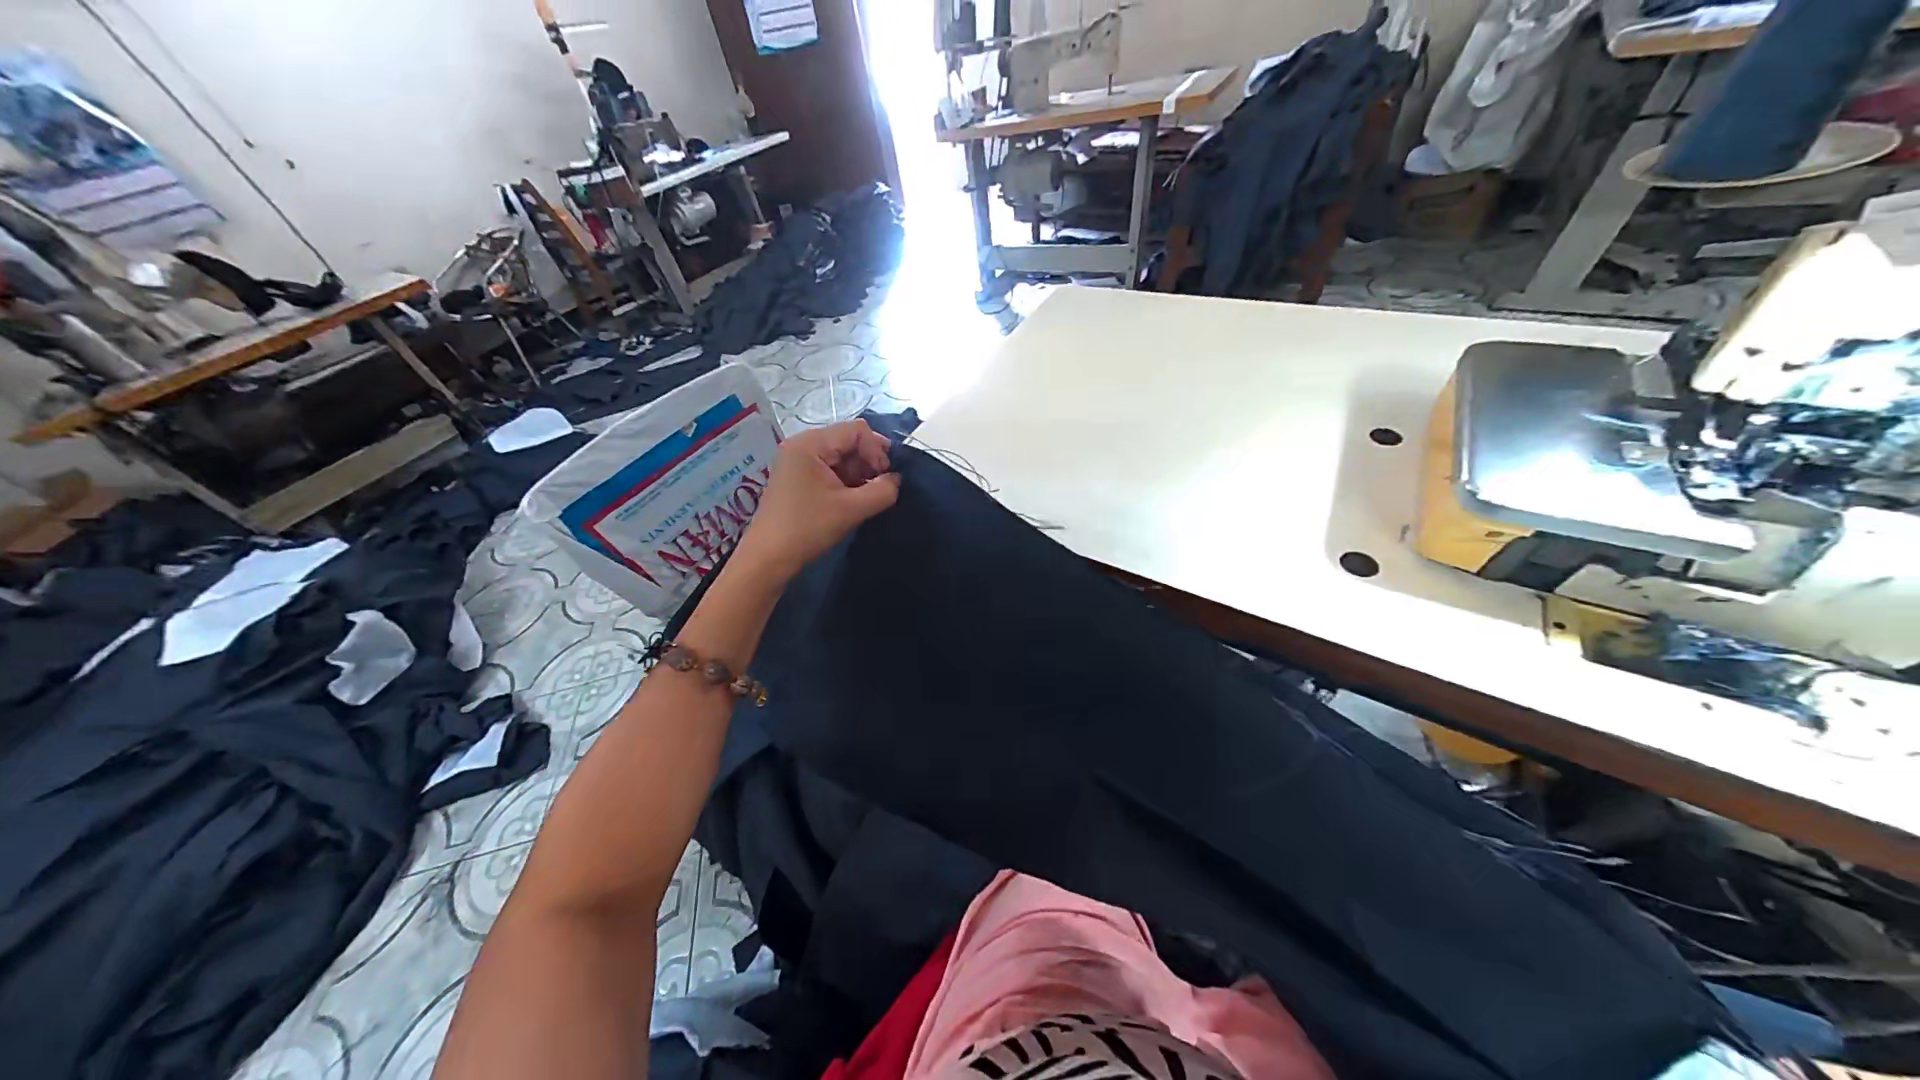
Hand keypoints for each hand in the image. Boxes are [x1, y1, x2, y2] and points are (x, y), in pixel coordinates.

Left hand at [731, 420, 900, 585]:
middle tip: (879, 488)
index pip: (857, 430)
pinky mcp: (797, 477)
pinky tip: (852, 499)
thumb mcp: (852, 509)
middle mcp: (801, 445)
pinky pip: (829, 468)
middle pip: (848, 440)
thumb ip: (882, 490)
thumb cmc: (808, 528)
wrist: (769, 557)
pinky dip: (845, 480)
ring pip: (840, 455)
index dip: (877, 451)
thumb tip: (895, 480)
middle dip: (869, 461)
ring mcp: (797, 460)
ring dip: (859, 472)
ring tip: (866, 497)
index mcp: (810, 444)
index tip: (885, 478)